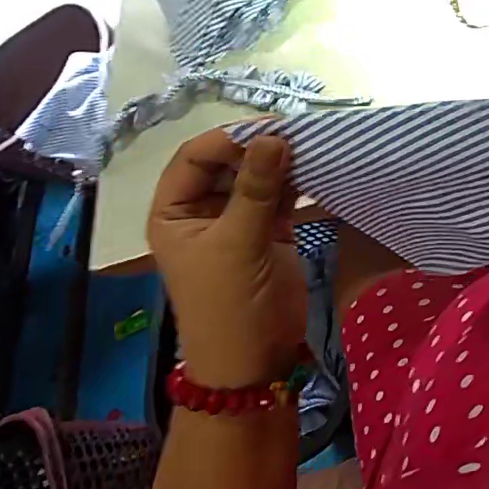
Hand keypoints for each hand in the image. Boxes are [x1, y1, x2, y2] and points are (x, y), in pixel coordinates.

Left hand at [146, 131, 306, 387]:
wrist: (256, 360)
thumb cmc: (229, 304)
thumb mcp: (238, 244)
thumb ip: (256, 189)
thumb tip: (275, 136)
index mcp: (175, 211)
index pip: (194, 158)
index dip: (227, 139)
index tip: (268, 128)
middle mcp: (203, 209)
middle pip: (228, 162)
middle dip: (257, 147)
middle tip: (295, 134)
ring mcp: (238, 220)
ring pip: (256, 176)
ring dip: (279, 161)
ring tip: (309, 146)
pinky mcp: (268, 230)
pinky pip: (279, 194)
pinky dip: (294, 181)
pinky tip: (313, 167)